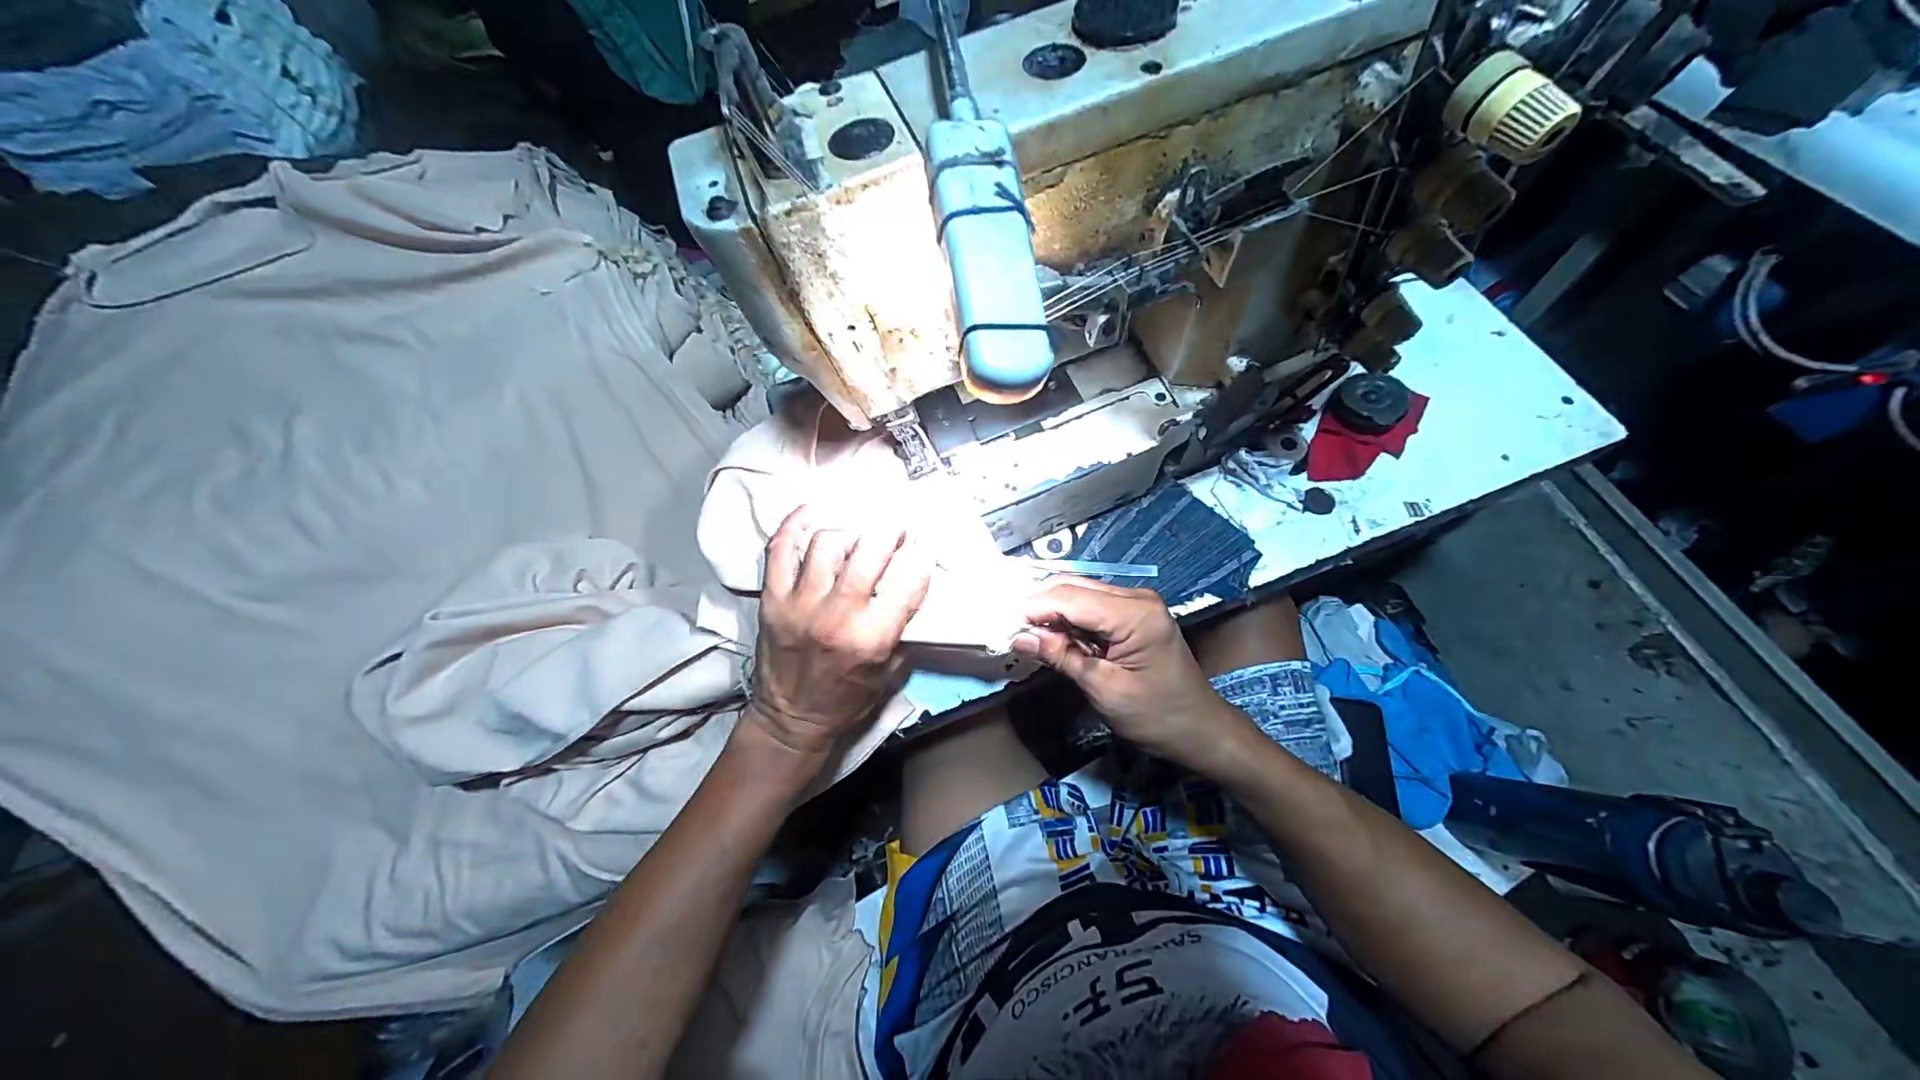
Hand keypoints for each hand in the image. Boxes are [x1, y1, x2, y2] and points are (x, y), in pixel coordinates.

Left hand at [744, 508, 933, 761]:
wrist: (790, 720)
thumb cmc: (847, 700)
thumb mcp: (890, 671)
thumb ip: (903, 627)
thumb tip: (915, 581)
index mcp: (871, 639)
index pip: (907, 579)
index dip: (920, 556)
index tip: (922, 546)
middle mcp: (836, 616)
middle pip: (868, 551)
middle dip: (889, 532)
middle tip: (895, 529)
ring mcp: (799, 604)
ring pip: (827, 543)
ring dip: (848, 532)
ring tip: (856, 535)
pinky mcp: (772, 599)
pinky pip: (780, 550)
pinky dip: (794, 526)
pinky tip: (811, 514)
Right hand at [1012, 579, 1250, 772]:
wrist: (1199, 729)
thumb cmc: (1155, 715)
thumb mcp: (1103, 688)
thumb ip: (1061, 656)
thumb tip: (1019, 636)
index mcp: (1134, 613)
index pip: (1070, 597)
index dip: (1034, 609)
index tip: (1005, 628)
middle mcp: (1136, 597)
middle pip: (1073, 587)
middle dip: (1040, 607)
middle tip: (1013, 632)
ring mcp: (1136, 602)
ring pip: (1079, 593)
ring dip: (1053, 612)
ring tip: (1030, 636)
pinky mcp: (1133, 613)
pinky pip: (1092, 605)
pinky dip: (1069, 618)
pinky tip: (1055, 637)